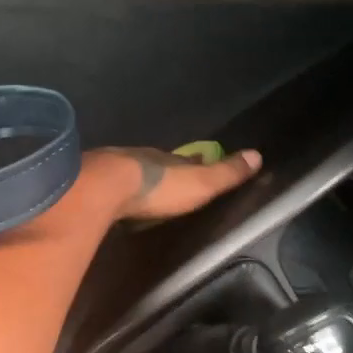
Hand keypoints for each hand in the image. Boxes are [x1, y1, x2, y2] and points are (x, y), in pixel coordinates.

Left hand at [86, 146, 262, 220]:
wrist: (106, 186)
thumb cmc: (159, 187)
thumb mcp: (200, 183)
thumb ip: (226, 173)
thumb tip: (257, 155)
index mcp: (170, 161)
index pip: (188, 160)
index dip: (197, 162)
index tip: (203, 160)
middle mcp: (144, 160)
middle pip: (159, 165)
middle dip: (167, 170)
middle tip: (173, 177)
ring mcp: (116, 170)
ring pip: (133, 172)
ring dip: (141, 179)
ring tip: (146, 188)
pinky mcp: (94, 184)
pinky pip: (111, 186)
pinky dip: (117, 190)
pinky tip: (116, 197)